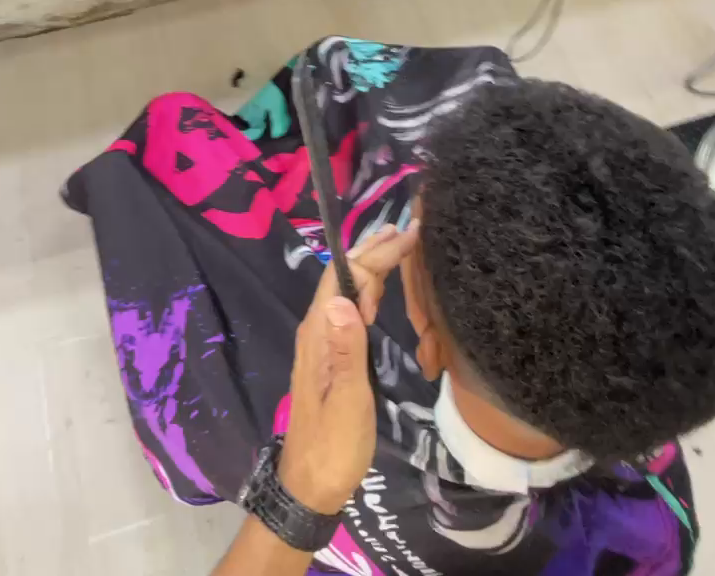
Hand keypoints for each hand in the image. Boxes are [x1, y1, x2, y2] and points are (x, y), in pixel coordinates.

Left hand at [277, 226, 418, 514]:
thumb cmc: (333, 445)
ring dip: (369, 267)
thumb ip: (346, 351)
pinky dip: (366, 291)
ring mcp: (322, 344)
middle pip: (343, 280)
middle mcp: (317, 331)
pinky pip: (348, 311)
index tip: (404, 235)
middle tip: (404, 229)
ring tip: (394, 246)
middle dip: (372, 251)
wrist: (310, 485)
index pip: (344, 279)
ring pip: (345, 292)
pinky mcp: (330, 358)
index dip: (373, 254)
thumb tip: (345, 298)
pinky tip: (377, 291)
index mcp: (319, 335)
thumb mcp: (347, 401)